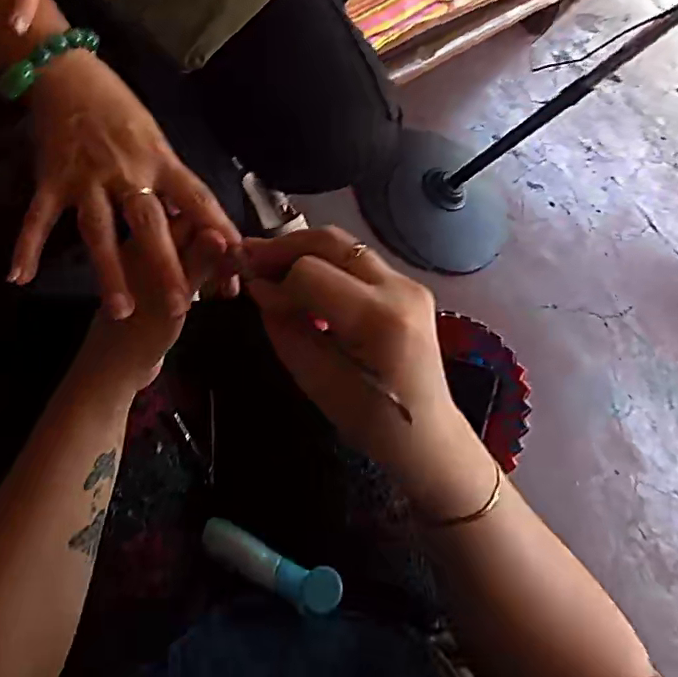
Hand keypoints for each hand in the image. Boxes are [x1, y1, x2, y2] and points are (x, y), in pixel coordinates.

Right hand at [11, 50, 241, 321]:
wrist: (67, 72)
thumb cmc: (116, 103)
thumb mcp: (152, 134)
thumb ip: (167, 175)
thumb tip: (190, 214)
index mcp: (158, 158)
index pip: (197, 198)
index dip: (219, 232)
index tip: (236, 267)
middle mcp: (127, 171)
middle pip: (150, 223)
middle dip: (166, 264)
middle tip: (182, 307)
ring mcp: (87, 177)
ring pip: (99, 229)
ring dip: (109, 271)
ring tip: (120, 311)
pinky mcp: (52, 179)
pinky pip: (40, 217)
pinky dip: (27, 246)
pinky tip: (19, 277)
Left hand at [75, 225, 230, 394]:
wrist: (113, 370)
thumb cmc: (140, 333)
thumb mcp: (174, 297)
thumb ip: (196, 263)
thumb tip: (220, 232)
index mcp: (143, 240)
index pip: (187, 218)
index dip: (217, 230)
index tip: (241, 253)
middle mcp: (145, 245)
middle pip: (191, 232)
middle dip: (219, 248)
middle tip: (240, 273)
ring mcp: (150, 264)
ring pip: (189, 252)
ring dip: (213, 265)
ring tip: (231, 288)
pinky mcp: (156, 284)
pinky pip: (184, 269)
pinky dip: (204, 278)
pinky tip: (219, 293)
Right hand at [243, 227, 494, 515]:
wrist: (427, 435)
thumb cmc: (368, 419)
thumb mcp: (314, 378)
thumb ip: (284, 325)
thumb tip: (258, 286)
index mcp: (380, 319)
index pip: (309, 273)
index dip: (274, 279)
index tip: (253, 292)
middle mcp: (399, 289)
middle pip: (329, 241)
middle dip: (283, 247)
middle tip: (250, 259)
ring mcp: (407, 282)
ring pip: (341, 242)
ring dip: (301, 249)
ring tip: (271, 267)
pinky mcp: (405, 284)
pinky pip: (353, 257)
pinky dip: (321, 261)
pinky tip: (302, 281)